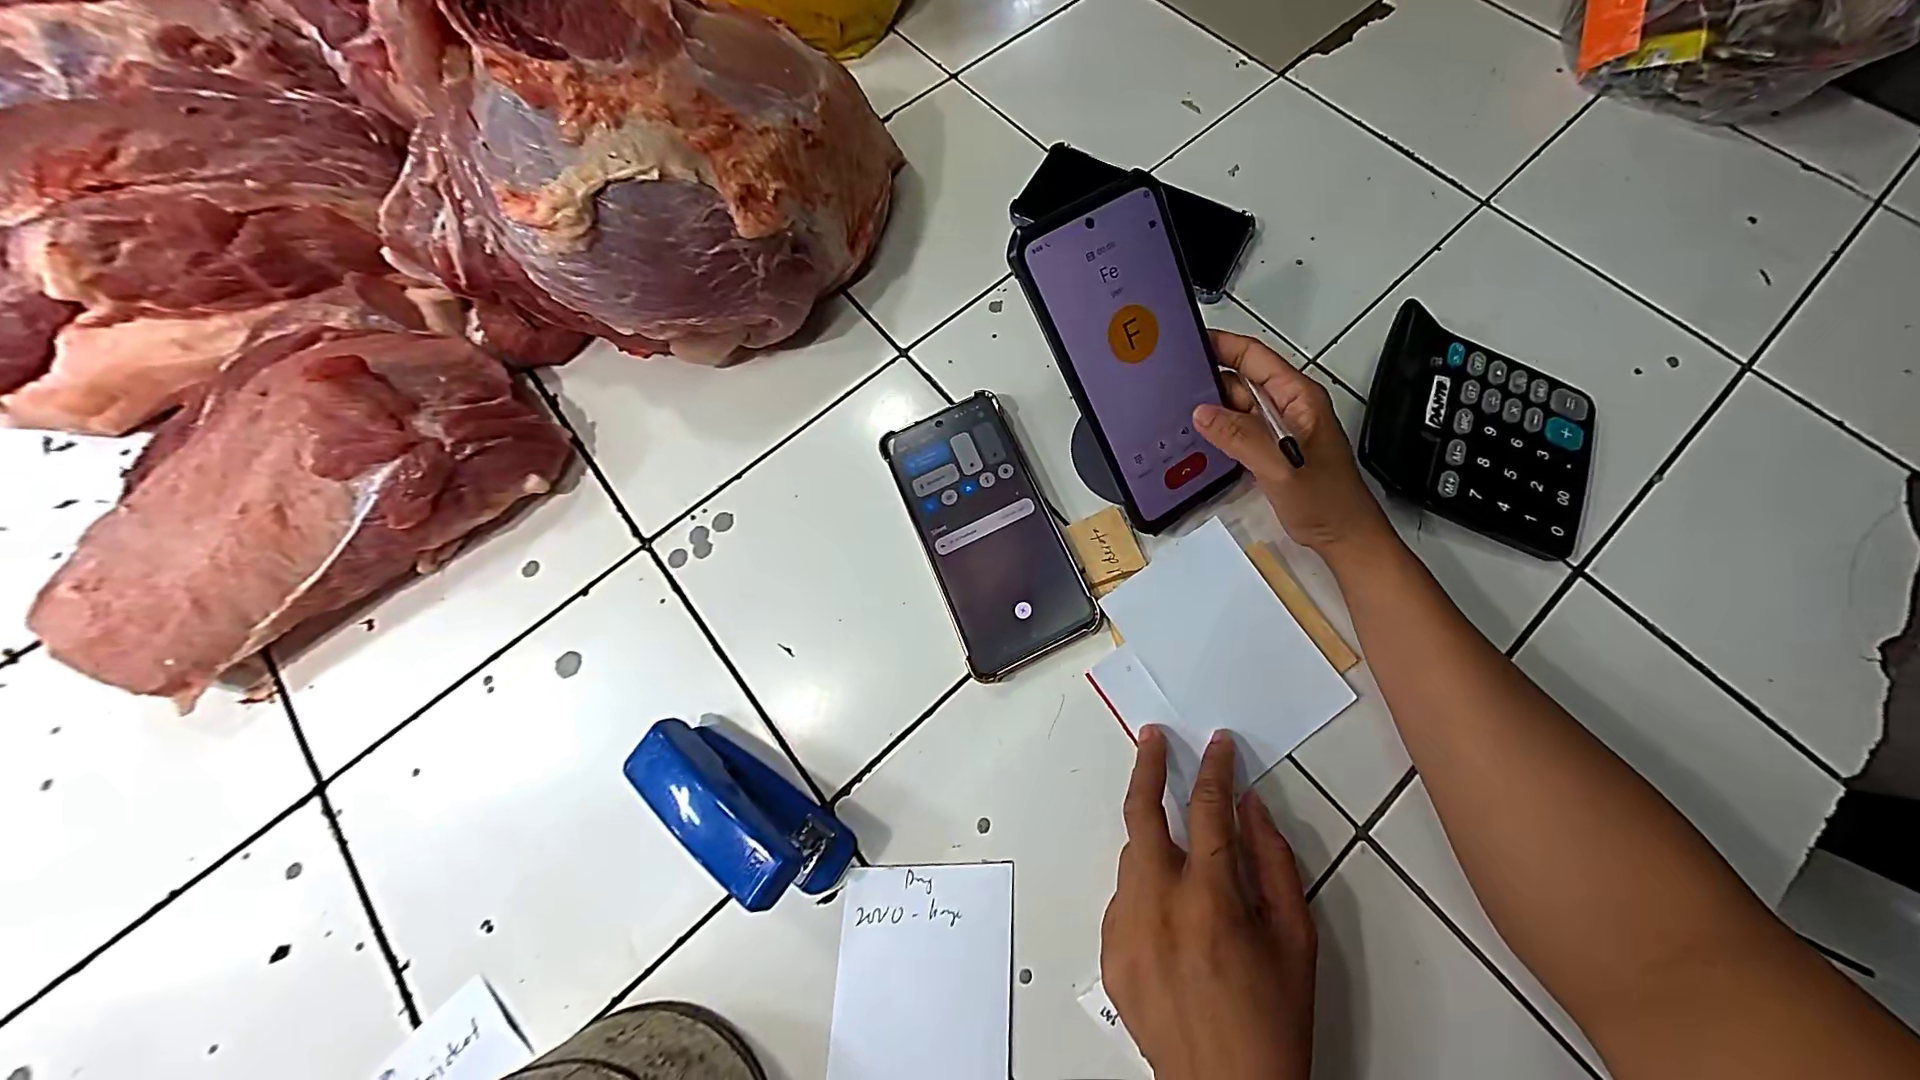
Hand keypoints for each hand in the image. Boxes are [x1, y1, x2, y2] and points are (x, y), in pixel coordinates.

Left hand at [1101, 727, 1316, 1079]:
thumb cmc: (1273, 1022)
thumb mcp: (1295, 940)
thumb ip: (1273, 862)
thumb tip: (1251, 808)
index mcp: (1209, 900)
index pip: (1208, 809)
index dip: (1215, 769)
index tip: (1218, 747)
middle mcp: (1157, 906)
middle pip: (1140, 812)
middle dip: (1146, 766)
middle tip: (1151, 739)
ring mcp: (1125, 927)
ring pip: (1131, 856)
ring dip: (1154, 842)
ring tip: (1187, 867)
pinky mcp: (1109, 950)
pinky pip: (1124, 897)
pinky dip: (1146, 889)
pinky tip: (1172, 917)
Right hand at [1193, 330, 1393, 555]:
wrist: (1344, 537)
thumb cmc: (1329, 503)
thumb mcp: (1281, 469)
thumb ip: (1242, 438)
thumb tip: (1204, 413)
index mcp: (1299, 399)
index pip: (1256, 357)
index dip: (1224, 344)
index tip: (1193, 340)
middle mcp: (1289, 408)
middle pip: (1241, 379)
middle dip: (1209, 377)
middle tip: (1173, 380)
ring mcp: (1278, 429)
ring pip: (1236, 406)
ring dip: (1211, 406)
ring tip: (1178, 409)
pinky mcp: (1269, 449)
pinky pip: (1237, 429)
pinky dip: (1217, 430)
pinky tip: (1199, 436)